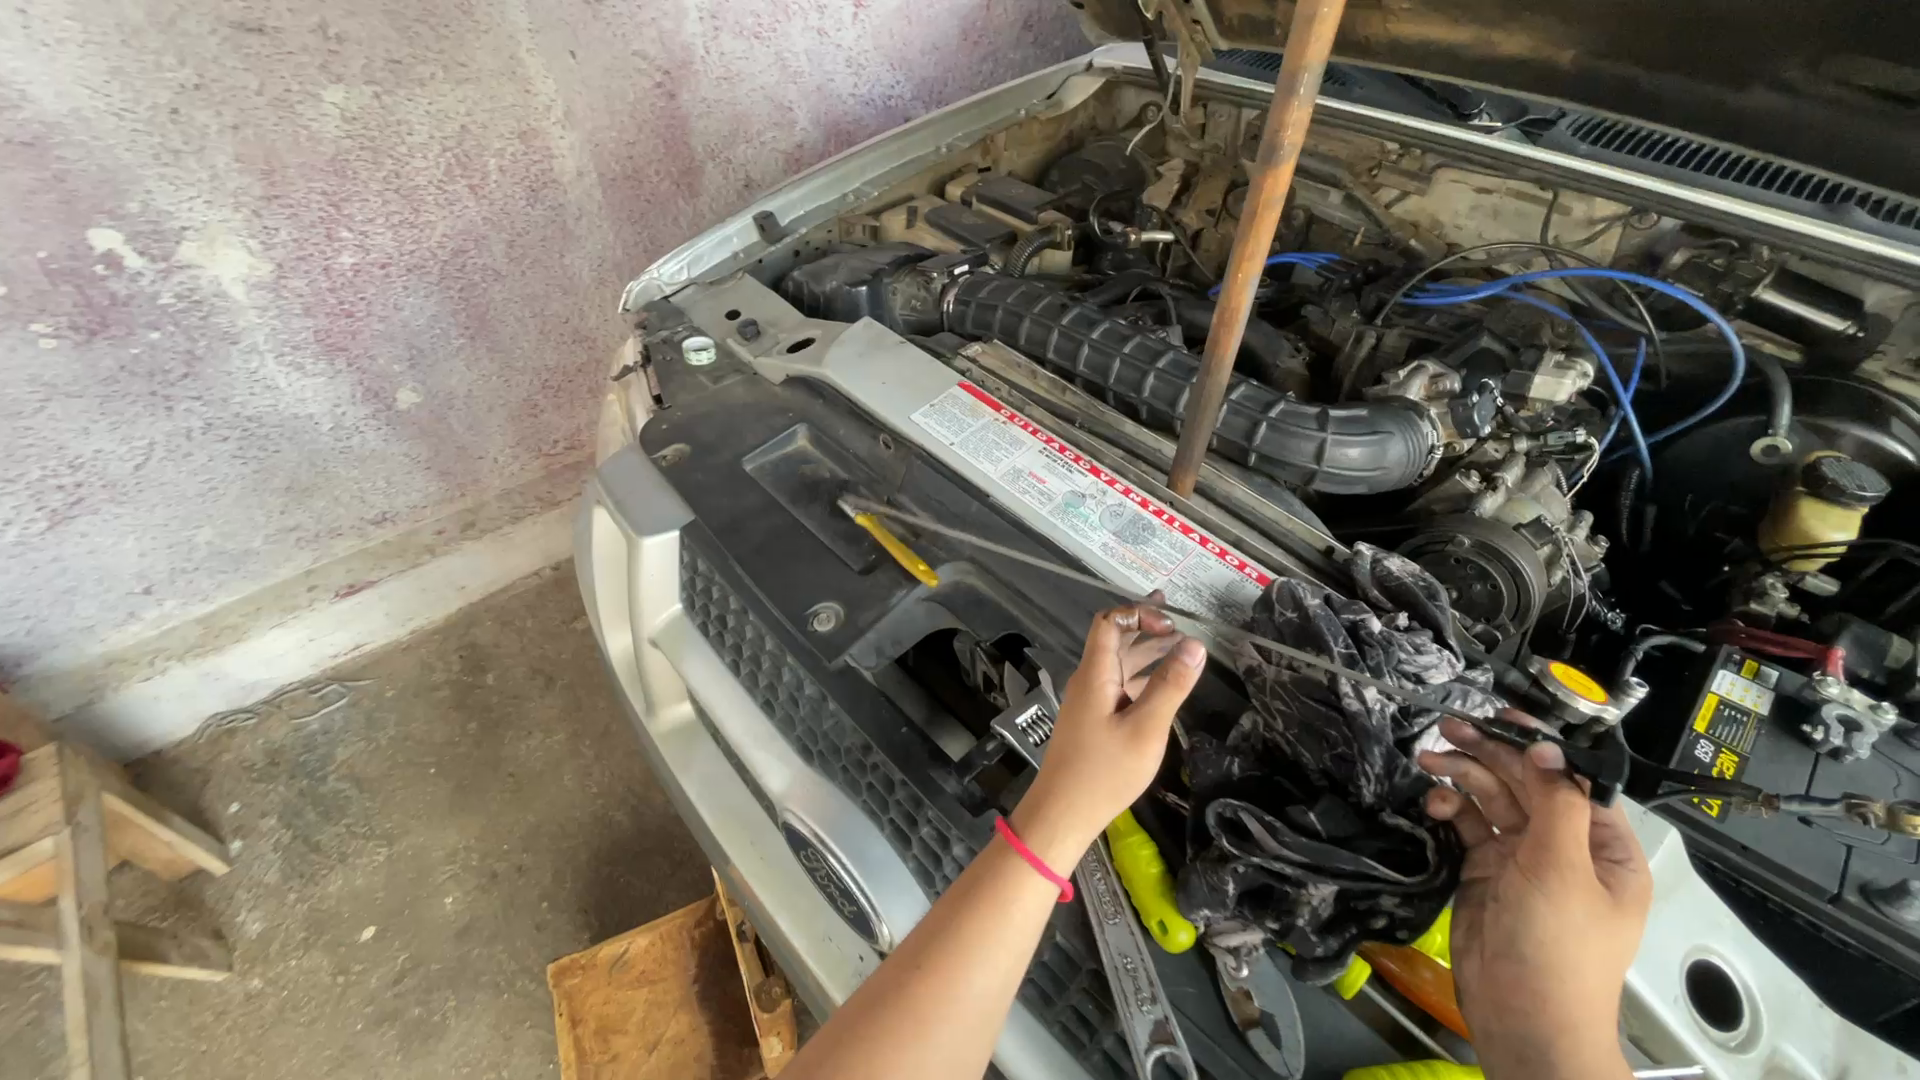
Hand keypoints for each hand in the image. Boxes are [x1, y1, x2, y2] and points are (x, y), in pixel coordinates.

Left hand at [1009, 596, 1205, 869]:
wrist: (1063, 813)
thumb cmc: (1104, 772)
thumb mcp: (1146, 729)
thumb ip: (1169, 686)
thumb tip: (1195, 644)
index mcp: (1095, 674)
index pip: (1109, 623)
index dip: (1138, 613)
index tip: (1172, 624)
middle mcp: (1089, 680)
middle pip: (1115, 640)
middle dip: (1147, 627)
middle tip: (1181, 623)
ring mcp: (1090, 700)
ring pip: (1119, 664)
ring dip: (1147, 652)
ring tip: (1182, 646)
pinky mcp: (1094, 719)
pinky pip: (1119, 686)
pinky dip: (1142, 677)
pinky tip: (1165, 683)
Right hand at [1418, 712, 1651, 1079]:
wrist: (1521, 1012)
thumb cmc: (1557, 944)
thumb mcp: (1563, 868)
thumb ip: (1556, 802)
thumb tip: (1548, 747)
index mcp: (1603, 847)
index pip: (1571, 780)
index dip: (1537, 747)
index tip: (1499, 718)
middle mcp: (1564, 846)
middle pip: (1524, 784)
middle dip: (1488, 755)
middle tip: (1446, 728)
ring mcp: (1522, 857)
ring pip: (1491, 800)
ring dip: (1461, 776)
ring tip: (1427, 759)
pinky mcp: (1485, 868)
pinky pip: (1468, 825)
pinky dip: (1450, 809)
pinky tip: (1434, 804)